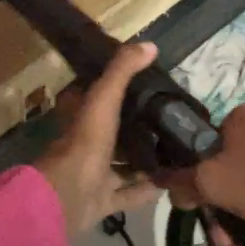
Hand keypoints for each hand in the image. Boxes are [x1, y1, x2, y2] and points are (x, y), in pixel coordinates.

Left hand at [34, 42, 164, 233]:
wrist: (67, 196)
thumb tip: (150, 45)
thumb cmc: (85, 141)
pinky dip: (148, 189)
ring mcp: (94, 173)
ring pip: (124, 164)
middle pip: (117, 132)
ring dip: (146, 159)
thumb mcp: (104, 98)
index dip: (124, 90)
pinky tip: (170, 182)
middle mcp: (88, 143)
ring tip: (177, 150)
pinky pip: (129, 193)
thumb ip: (123, 71)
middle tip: (173, 120)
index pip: (103, 96)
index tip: (153, 85)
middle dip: (141, 127)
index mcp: (83, 116)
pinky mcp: (102, 200)